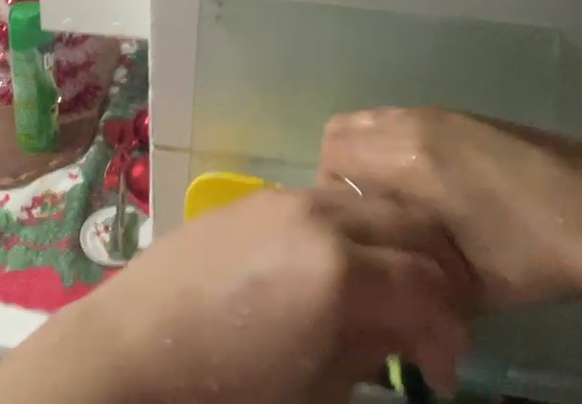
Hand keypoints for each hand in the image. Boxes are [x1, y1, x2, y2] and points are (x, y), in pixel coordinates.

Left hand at [62, 187, 473, 403]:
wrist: (132, 346)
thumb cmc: (226, 386)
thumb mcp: (316, 385)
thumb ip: (374, 349)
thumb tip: (409, 333)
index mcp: (340, 270)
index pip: (430, 286)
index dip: (449, 331)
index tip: (438, 368)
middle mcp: (320, 215)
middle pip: (412, 228)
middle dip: (434, 275)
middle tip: (428, 322)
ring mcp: (285, 196)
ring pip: (371, 203)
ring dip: (395, 242)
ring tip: (388, 288)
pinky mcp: (257, 195)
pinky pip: (327, 198)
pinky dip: (354, 225)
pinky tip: (340, 263)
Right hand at [320, 108, 581, 309]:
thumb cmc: (540, 252)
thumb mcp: (470, 284)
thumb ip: (412, 270)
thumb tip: (380, 273)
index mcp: (411, 158)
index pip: (333, 155)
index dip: (332, 194)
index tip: (358, 232)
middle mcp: (417, 122)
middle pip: (344, 128)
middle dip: (342, 171)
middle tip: (371, 218)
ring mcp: (443, 113)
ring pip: (375, 121)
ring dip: (371, 158)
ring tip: (403, 207)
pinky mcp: (466, 116)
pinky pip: (405, 123)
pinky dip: (398, 149)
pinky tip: (436, 193)